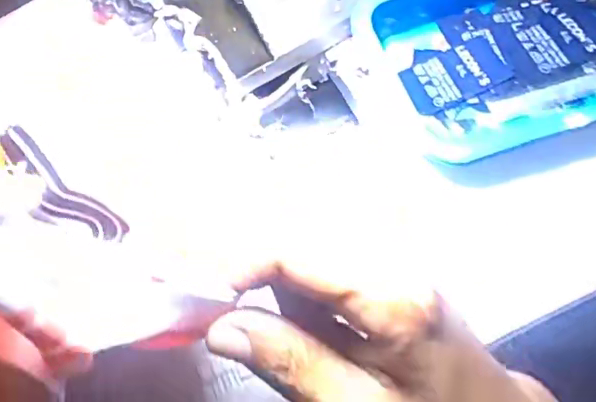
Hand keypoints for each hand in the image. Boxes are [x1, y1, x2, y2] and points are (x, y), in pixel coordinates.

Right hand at [205, 254, 553, 401]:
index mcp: (390, 291)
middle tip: (223, 307)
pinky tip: (293, 307)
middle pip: (291, 230)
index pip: (291, 248)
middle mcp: (386, 252)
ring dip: (269, 267)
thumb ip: (294, 365)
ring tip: (260, 313)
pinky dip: (290, 271)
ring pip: (300, 232)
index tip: (205, 300)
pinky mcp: (379, 256)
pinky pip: (317, 245)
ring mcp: (384, 249)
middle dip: (249, 262)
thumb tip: (218, 327)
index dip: (239, 264)